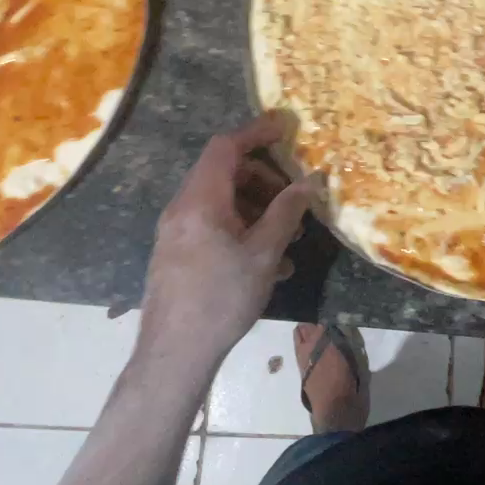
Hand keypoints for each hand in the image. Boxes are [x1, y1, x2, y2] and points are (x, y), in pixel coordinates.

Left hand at [138, 114, 321, 367]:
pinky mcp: (177, 253)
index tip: (285, 129)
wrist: (174, 354)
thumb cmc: (222, 298)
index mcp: (200, 200)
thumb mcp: (264, 253)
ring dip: (256, 208)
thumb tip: (310, 181)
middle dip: (263, 179)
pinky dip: (242, 229)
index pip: (225, 147)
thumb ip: (287, 212)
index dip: (256, 132)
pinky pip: (213, 225)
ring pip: (221, 201)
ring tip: (287, 237)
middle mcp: (182, 208)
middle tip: (293, 199)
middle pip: (224, 172)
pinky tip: (268, 263)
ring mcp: (176, 231)